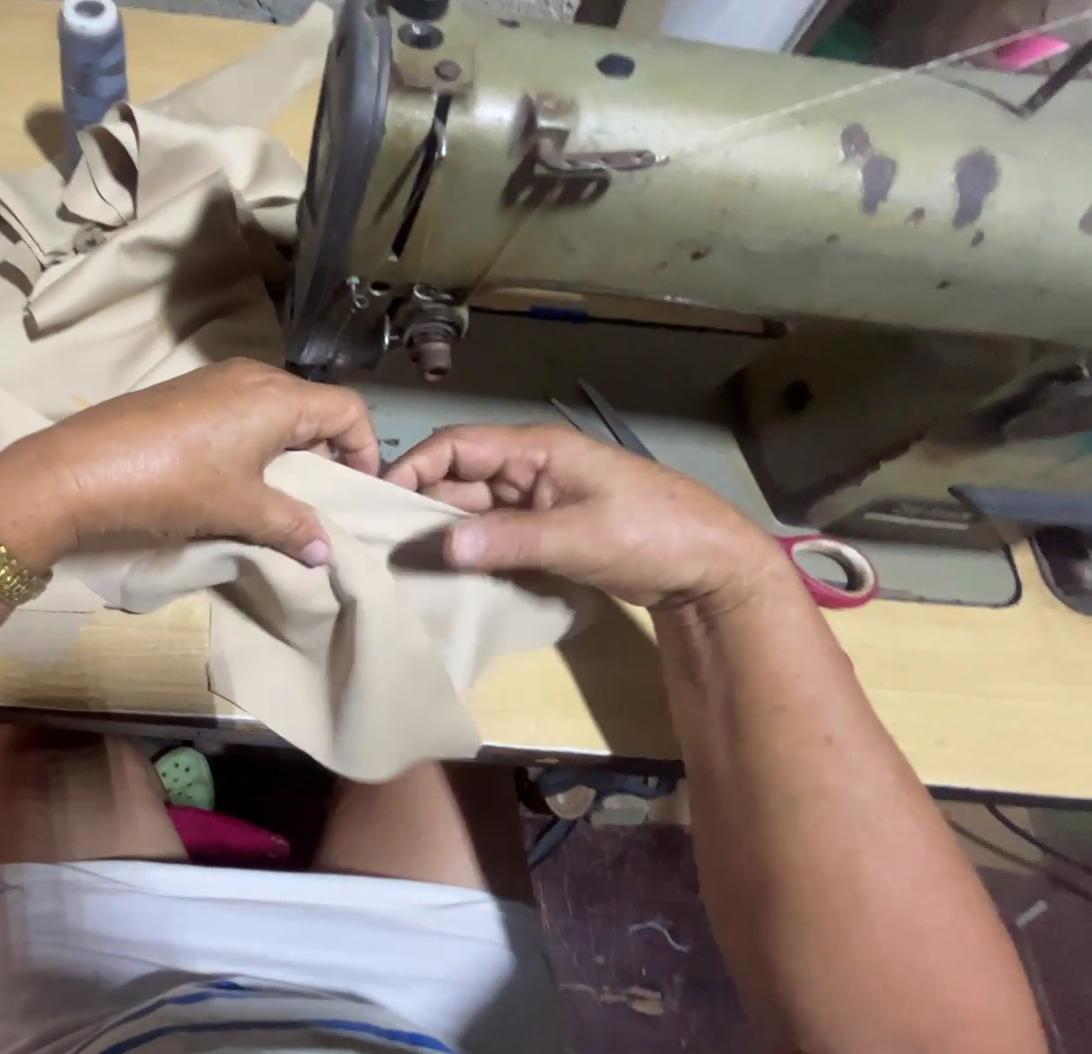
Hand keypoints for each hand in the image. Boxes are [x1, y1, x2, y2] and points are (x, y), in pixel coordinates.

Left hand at [0, 360, 378, 567]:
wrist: (84, 466)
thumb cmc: (177, 483)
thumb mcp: (240, 509)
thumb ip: (291, 527)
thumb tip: (325, 552)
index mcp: (279, 397)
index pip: (348, 410)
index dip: (364, 450)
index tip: (356, 491)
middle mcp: (253, 376)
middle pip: (313, 407)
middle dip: (326, 452)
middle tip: (318, 498)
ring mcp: (216, 380)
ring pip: (275, 409)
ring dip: (287, 449)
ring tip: (276, 493)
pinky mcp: (187, 393)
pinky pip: (241, 410)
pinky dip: (254, 441)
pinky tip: (232, 476)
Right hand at [383, 424, 785, 610]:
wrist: (711, 568)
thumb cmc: (654, 534)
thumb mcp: (582, 537)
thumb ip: (511, 539)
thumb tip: (442, 546)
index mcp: (535, 451)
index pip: (456, 446)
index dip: (413, 467)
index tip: (381, 503)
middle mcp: (527, 469)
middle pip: (455, 478)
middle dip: (420, 504)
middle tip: (384, 542)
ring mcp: (533, 501)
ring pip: (469, 508)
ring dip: (441, 530)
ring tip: (404, 560)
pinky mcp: (540, 530)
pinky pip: (489, 533)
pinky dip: (467, 548)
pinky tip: (445, 570)